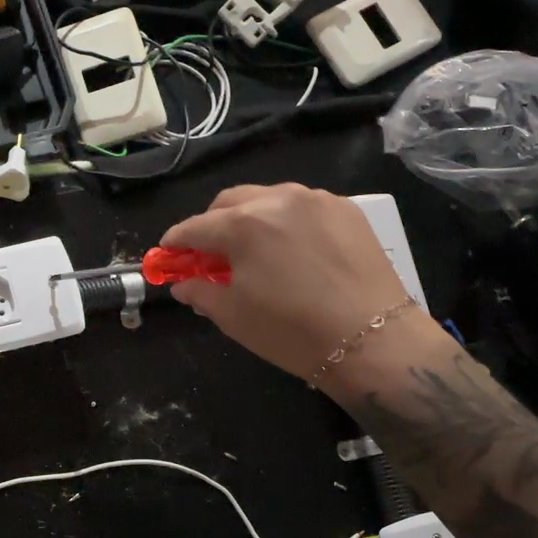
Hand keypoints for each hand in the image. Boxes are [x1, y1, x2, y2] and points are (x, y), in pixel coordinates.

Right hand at [160, 184, 438, 382]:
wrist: (370, 338)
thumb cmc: (289, 331)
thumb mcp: (233, 316)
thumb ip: (201, 292)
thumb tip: (184, 284)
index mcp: (243, 225)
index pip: (195, 227)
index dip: (175, 242)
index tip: (167, 254)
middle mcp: (278, 199)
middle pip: (229, 202)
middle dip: (211, 224)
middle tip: (207, 254)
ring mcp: (316, 200)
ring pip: (267, 199)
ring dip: (248, 219)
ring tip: (250, 250)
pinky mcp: (346, 210)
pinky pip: (302, 207)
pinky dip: (284, 222)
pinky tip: (287, 250)